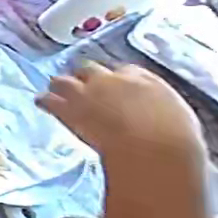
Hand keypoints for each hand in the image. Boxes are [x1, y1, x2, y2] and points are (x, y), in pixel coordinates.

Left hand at [37, 62, 205, 172]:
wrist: (152, 147)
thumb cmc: (175, 137)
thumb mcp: (176, 114)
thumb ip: (159, 106)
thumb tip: (155, 112)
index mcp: (143, 79)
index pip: (124, 71)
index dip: (115, 78)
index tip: (112, 86)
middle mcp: (111, 80)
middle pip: (89, 69)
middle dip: (84, 77)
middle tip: (80, 86)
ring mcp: (86, 93)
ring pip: (64, 80)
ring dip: (60, 85)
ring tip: (55, 90)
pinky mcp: (68, 109)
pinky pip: (49, 100)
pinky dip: (44, 101)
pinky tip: (41, 102)